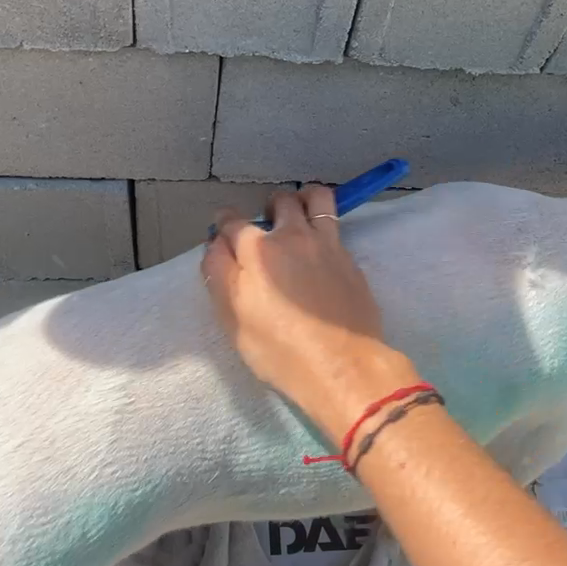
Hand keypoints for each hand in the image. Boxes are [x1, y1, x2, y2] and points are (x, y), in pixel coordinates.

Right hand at [203, 185, 420, 437]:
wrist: (344, 367)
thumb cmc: (280, 350)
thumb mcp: (233, 319)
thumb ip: (220, 275)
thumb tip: (216, 245)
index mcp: (257, 251)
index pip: (232, 222)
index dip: (223, 222)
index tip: (223, 229)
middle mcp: (292, 236)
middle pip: (279, 201)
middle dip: (268, 207)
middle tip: (266, 226)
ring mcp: (326, 244)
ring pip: (316, 198)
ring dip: (303, 198)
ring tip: (299, 214)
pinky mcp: (350, 259)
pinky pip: (336, 227)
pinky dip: (324, 227)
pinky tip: (321, 248)